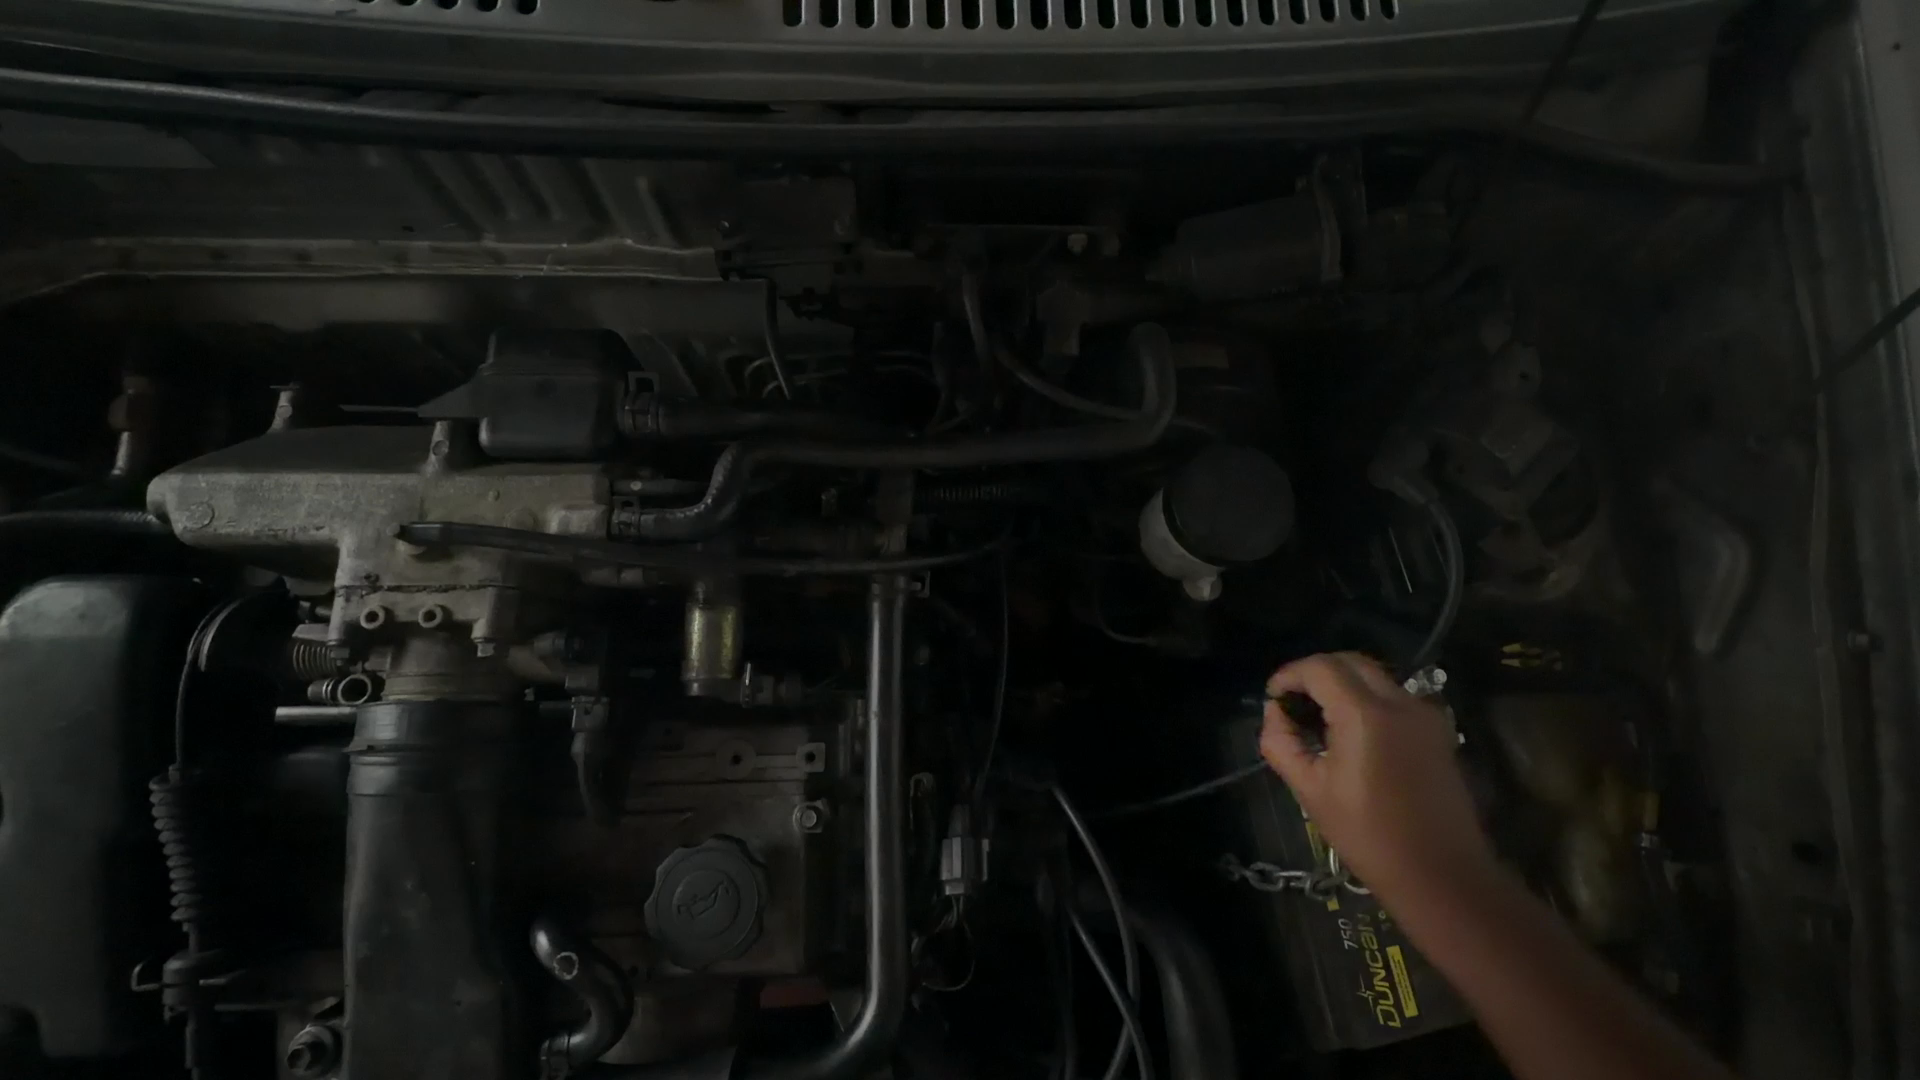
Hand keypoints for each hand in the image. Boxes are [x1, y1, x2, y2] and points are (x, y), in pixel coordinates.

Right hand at [1260, 652, 1494, 899]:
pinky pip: (1393, 695)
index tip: (1272, 697)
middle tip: (1292, 701)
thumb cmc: (1368, 835)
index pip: (1320, 668)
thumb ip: (1281, 741)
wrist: (1442, 874)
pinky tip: (1350, 731)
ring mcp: (1425, 714)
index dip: (1289, 675)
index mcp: (1365, 715)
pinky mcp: (1438, 730)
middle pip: (1350, 662)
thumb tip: (1275, 712)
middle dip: (1315, 673)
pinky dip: (1365, 698)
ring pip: (1374, 676)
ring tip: (1318, 716)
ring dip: (1341, 683)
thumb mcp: (1309, 789)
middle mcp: (1400, 702)